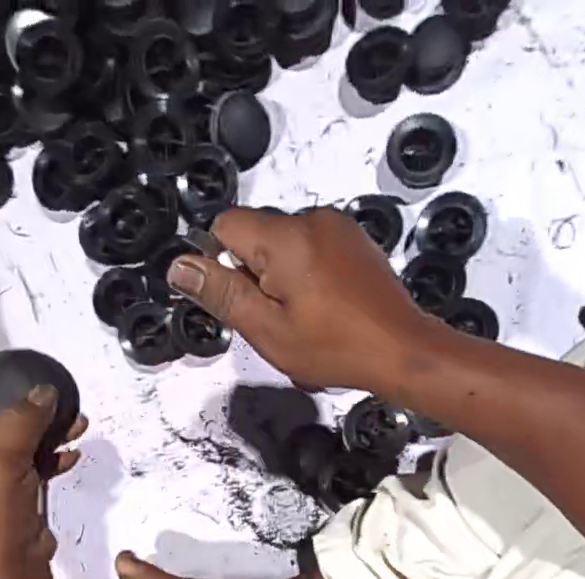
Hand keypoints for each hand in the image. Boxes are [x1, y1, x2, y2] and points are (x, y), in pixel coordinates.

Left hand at [0, 344, 85, 577]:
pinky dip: (49, 454)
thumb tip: (44, 392)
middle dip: (10, 398)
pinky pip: (29, 461)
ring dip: (40, 426)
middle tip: (32, 380)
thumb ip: (22, 417)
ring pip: (10, 437)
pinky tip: (71, 450)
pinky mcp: (9, 492)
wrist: (8, 570)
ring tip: (69, 415)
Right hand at [165, 207, 446, 391]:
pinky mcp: (356, 242)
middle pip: (258, 238)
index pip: (225, 226)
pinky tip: (327, 311)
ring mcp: (339, 229)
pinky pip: (315, 252)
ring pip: (287, 248)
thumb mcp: (268, 330)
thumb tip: (181, 266)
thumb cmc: (340, 348)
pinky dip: (311, 278)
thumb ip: (221, 294)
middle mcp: (313, 221)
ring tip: (308, 320)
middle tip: (280, 319)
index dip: (223, 265)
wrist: (403, 351)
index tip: (242, 299)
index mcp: (284, 239)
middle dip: (257, 277)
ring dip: (285, 281)